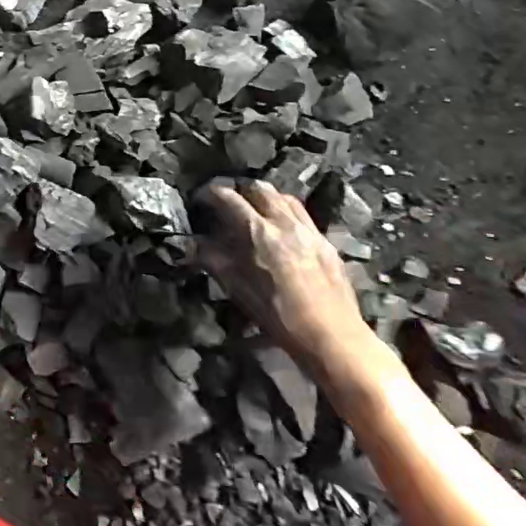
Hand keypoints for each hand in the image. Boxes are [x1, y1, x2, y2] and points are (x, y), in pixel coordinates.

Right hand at [196, 180, 371, 372]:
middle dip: (239, 190)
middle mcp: (285, 224)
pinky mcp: (327, 243)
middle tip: (228, 203)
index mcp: (257, 232)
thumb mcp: (235, 287)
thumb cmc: (277, 314)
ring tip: (254, 211)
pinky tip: (280, 231)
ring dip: (265, 198)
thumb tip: (194, 243)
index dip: (209, 193)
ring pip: (285, 198)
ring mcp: (310, 231)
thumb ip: (212, 258)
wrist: (331, 336)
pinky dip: (286, 214)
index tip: (199, 199)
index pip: (228, 197)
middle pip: (260, 188)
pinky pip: (303, 216)